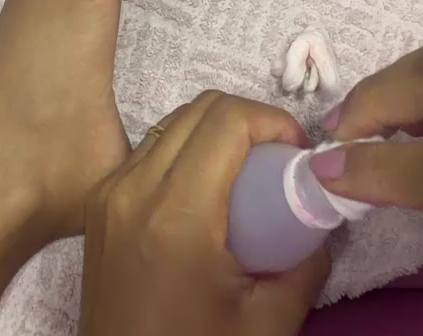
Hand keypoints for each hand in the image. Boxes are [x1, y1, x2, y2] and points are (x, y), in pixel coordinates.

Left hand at [82, 91, 330, 335]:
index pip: (227, 120)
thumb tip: (324, 214)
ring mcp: (110, 189)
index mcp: (177, 214)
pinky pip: (150, 147)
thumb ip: (306, 263)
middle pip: (200, 108)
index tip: (298, 150)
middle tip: (279, 156)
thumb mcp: (267, 323)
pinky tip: (208, 182)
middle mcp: (135, 187)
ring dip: (216, 128)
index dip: (271, 119)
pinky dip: (185, 146)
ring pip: (173, 121)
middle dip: (249, 118)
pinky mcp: (98, 198)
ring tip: (248, 166)